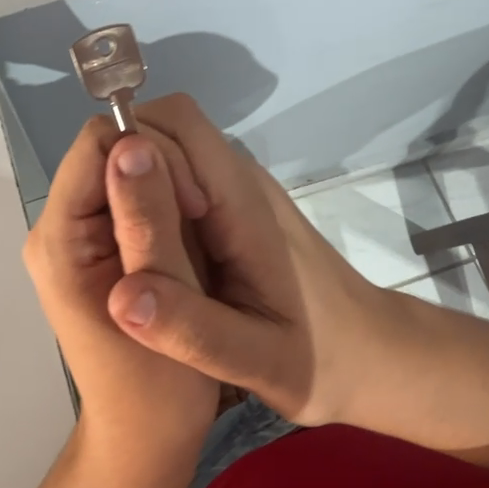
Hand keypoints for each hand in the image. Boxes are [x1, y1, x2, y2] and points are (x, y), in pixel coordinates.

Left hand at [22, 115, 219, 475]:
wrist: (143, 437)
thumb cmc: (157, 385)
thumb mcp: (161, 297)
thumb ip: (146, 218)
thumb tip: (133, 142)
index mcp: (58, 237)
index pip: (96, 144)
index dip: (150, 152)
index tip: (194, 201)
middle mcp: (54, 228)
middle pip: (107, 152)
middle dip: (161, 169)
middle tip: (199, 218)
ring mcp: (71, 237)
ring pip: (121, 171)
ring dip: (165, 187)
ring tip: (195, 232)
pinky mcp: (91, 245)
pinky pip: (128, 196)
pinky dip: (162, 204)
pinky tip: (185, 238)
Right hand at [104, 95, 406, 426]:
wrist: (377, 357)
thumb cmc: (322, 362)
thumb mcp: (258, 362)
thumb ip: (191, 330)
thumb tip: (119, 296)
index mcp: (243, 201)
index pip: (177, 124)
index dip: (133, 153)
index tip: (120, 217)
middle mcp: (240, 179)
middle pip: (167, 126)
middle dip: (122, 161)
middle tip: (111, 233)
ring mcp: (239, 189)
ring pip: (169, 148)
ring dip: (132, 180)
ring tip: (123, 247)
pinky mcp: (235, 206)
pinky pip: (179, 176)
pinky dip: (148, 198)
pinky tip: (146, 254)